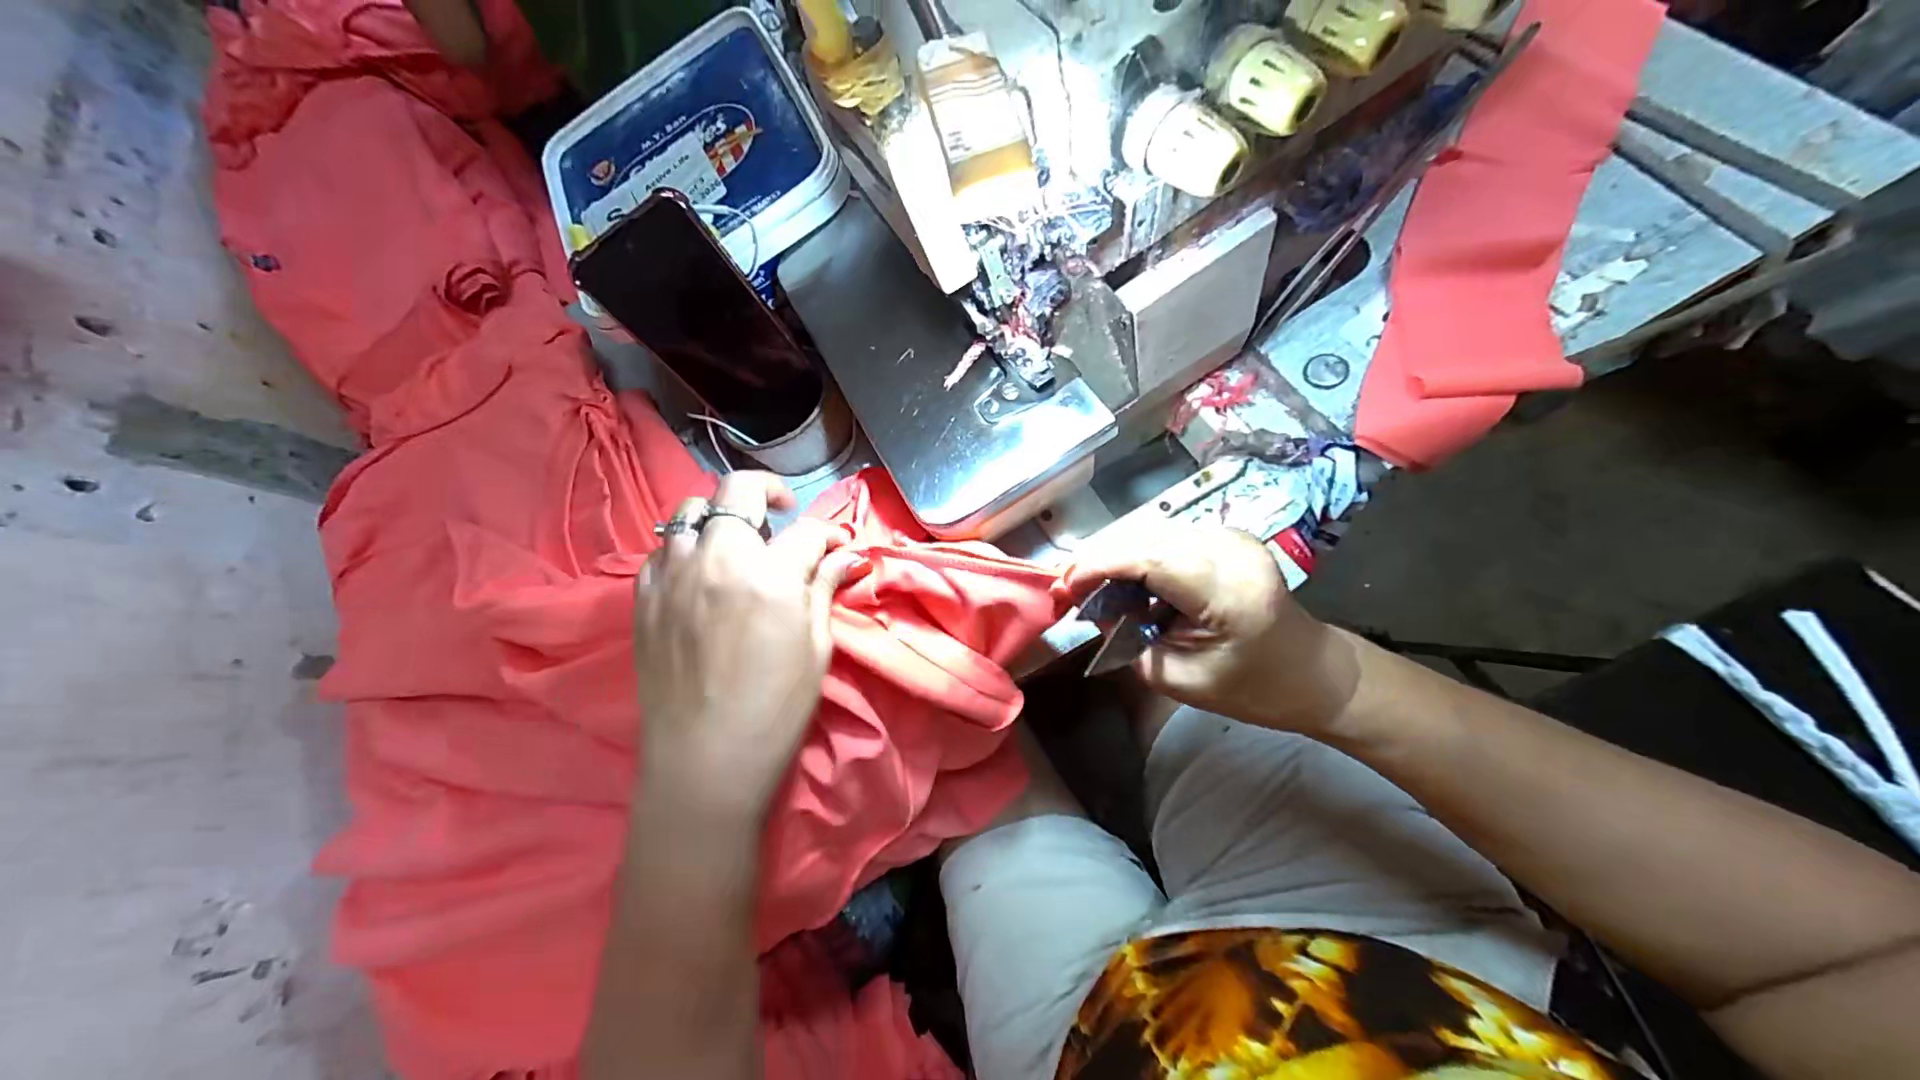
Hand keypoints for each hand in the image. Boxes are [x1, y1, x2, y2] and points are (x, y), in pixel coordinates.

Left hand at [635, 472, 857, 822]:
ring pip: (689, 510)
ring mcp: (673, 574)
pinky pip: (662, 549)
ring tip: (736, 541)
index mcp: (770, 575)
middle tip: (784, 512)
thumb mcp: (816, 649)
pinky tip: (700, 574)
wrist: (705, 761)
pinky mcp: (643, 597)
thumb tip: (846, 556)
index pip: (807, 531)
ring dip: (719, 514)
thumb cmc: (775, 710)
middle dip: (768, 491)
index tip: (837, 548)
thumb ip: (824, 590)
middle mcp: (717, 559)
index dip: (829, 536)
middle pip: (738, 491)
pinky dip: (685, 547)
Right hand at [1063, 521, 1359, 734]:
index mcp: (1228, 591)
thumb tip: (1095, 606)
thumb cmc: (1252, 689)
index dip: (1099, 564)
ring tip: (1092, 584)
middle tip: (1071, 586)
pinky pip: (1170, 537)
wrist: (1313, 672)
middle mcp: (1233, 551)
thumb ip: (1130, 642)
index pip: (1149, 558)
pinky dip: (1141, 555)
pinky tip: (1127, 579)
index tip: (1065, 585)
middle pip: (1147, 538)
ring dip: (1119, 555)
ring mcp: (1234, 538)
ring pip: (1154, 532)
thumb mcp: (1179, 679)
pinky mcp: (1229, 537)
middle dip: (1102, 558)